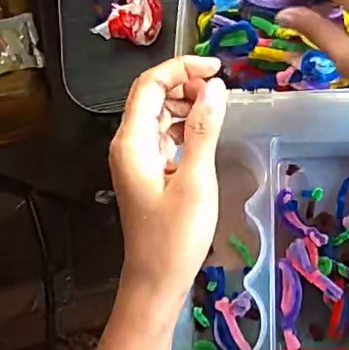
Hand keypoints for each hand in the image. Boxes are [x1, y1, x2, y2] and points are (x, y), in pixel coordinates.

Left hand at [109, 56, 227, 310]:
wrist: (156, 282)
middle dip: (185, 84)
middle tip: (219, 91)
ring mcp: (137, 159)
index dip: (181, 67)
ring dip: (186, 105)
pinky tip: (205, 135)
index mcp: (132, 142)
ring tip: (217, 110)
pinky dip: (185, 127)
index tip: (216, 68)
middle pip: (151, 95)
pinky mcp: (148, 172)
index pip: (149, 84)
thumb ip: (205, 130)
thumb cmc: (174, 238)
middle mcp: (129, 145)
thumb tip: (215, 88)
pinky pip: (164, 136)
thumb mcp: (195, 180)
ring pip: (159, 115)